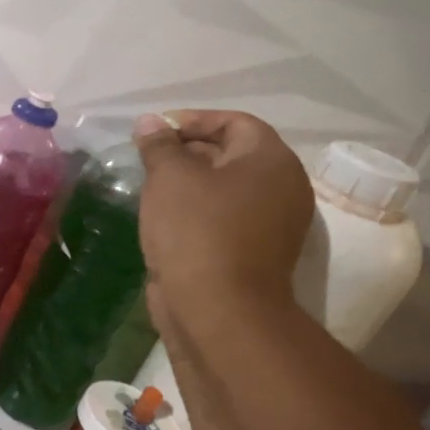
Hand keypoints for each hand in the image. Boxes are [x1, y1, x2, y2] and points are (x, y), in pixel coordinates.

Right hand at [132, 111, 312, 326]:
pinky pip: (224, 217)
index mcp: (272, 161)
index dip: (192, 120)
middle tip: (146, 159)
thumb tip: (150, 122)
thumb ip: (159, 145)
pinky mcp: (253, 253)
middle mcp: (282, 188)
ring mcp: (272, 224)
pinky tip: (163, 219)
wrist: (218, 309)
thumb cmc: (196, 229)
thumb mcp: (169, 176)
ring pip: (226, 189)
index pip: (235, 122)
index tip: (154, 132)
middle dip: (187, 151)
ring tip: (149, 187)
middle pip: (233, 154)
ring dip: (189, 184)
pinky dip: (196, 211)